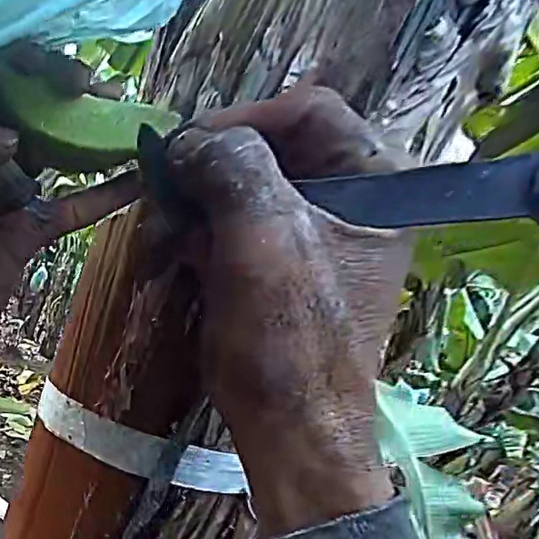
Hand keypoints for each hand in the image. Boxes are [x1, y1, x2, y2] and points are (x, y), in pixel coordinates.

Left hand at [0, 79, 139, 411]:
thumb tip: (8, 134)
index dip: (15, 65)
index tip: (41, 68)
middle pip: (26, 108)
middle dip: (59, 88)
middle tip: (91, 83)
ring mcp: (9, 193)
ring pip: (54, 151)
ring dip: (89, 132)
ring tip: (122, 110)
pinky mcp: (32, 228)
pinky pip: (73, 207)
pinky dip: (105, 195)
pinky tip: (137, 177)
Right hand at [163, 83, 412, 533]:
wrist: (289, 426)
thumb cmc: (289, 336)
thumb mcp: (265, 237)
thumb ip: (232, 167)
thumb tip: (188, 140)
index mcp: (377, 181)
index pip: (308, 112)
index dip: (243, 119)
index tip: (185, 146)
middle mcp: (349, 203)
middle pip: (271, 153)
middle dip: (210, 171)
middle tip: (165, 190)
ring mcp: (309, 240)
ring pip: (243, 194)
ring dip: (196, 207)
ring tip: (161, 232)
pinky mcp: (274, 273)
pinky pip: (231, 233)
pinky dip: (198, 237)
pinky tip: (172, 253)